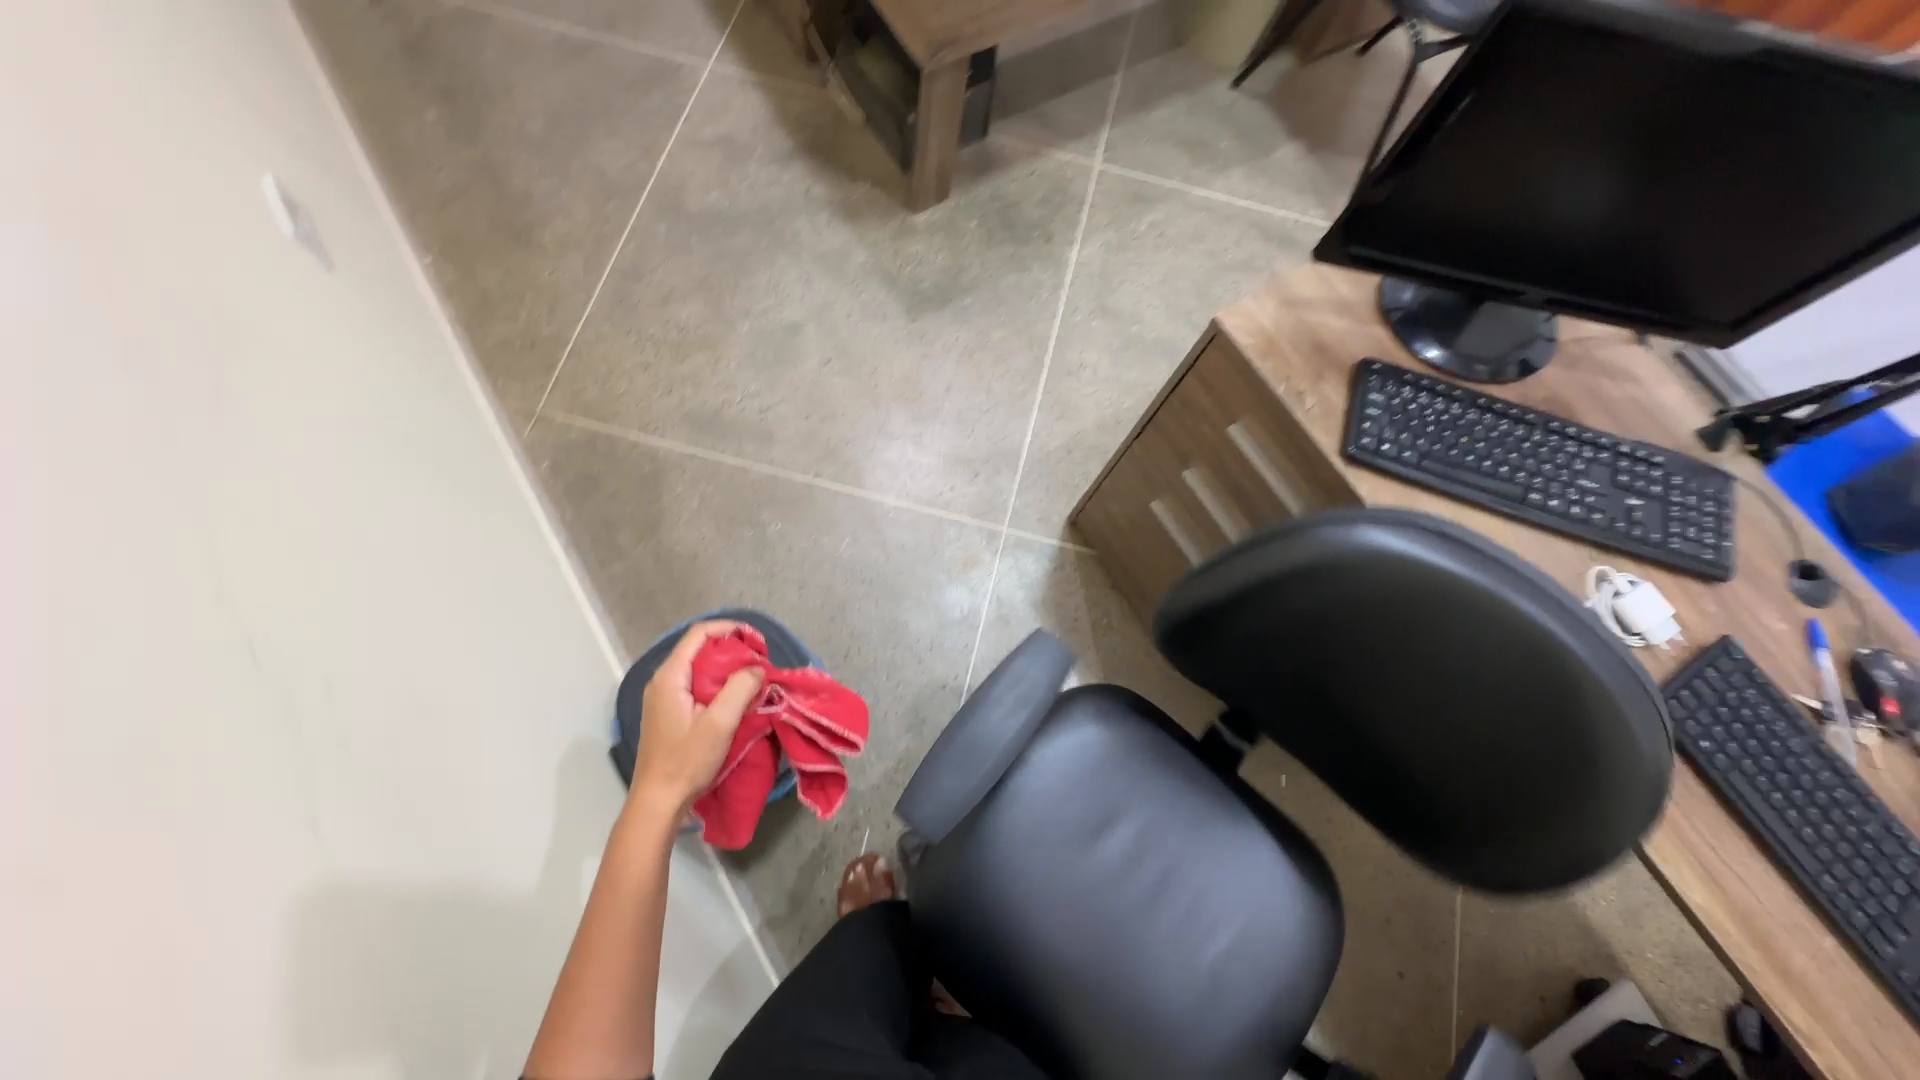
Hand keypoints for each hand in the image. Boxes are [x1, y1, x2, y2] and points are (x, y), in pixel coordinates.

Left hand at [632, 621, 764, 814]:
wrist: (658, 801)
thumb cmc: (686, 761)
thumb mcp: (719, 724)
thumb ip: (740, 689)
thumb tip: (757, 668)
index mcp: (670, 676)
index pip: (699, 633)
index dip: (729, 629)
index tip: (757, 642)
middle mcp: (663, 680)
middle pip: (699, 649)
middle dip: (732, 650)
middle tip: (760, 663)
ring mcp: (663, 697)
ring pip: (699, 668)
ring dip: (726, 669)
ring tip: (753, 680)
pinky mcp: (669, 712)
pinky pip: (695, 686)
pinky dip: (717, 685)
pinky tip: (735, 699)